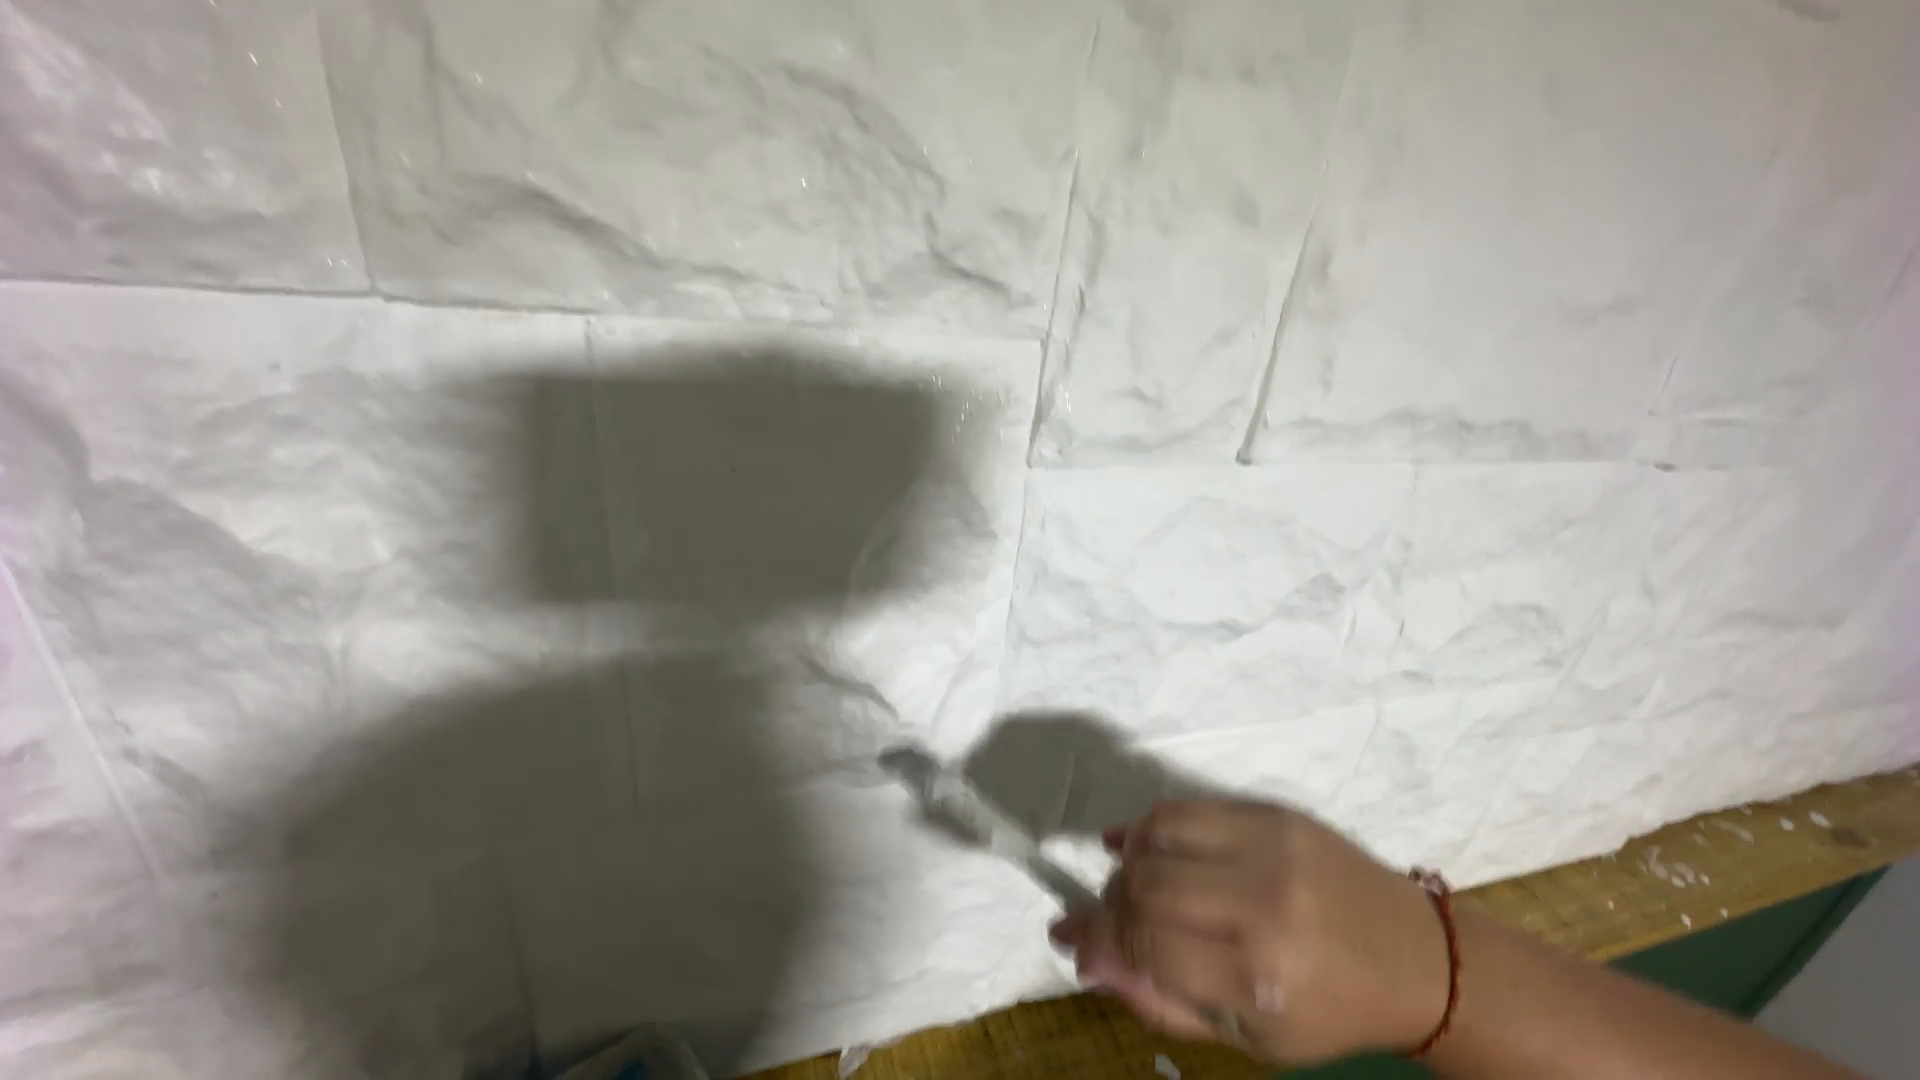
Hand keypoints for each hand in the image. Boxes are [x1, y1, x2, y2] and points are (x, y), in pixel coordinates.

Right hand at [1049, 798, 1450, 1066]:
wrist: (1416, 957)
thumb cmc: (1327, 1010)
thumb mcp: (1247, 1037)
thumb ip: (1158, 999)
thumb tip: (1087, 959)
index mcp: (1257, 976)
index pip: (1143, 944)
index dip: (1094, 938)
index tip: (1066, 935)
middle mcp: (1261, 903)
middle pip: (1143, 885)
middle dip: (1109, 902)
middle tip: (1107, 915)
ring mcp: (1269, 847)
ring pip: (1157, 833)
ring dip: (1127, 859)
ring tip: (1132, 881)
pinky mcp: (1275, 812)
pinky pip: (1187, 807)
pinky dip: (1150, 826)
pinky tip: (1142, 845)